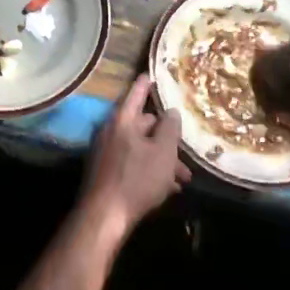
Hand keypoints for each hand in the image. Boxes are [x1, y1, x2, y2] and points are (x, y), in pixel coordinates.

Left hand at [81, 75, 188, 231]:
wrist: (104, 216)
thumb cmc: (136, 179)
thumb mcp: (162, 153)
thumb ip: (169, 129)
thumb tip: (171, 112)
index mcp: (122, 120)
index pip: (136, 92)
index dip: (147, 83)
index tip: (154, 73)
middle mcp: (110, 131)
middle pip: (141, 123)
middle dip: (165, 136)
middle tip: (186, 147)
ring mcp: (105, 151)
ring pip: (139, 147)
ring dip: (161, 158)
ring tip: (183, 178)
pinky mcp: (105, 171)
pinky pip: (131, 162)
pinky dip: (149, 169)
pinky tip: (167, 188)